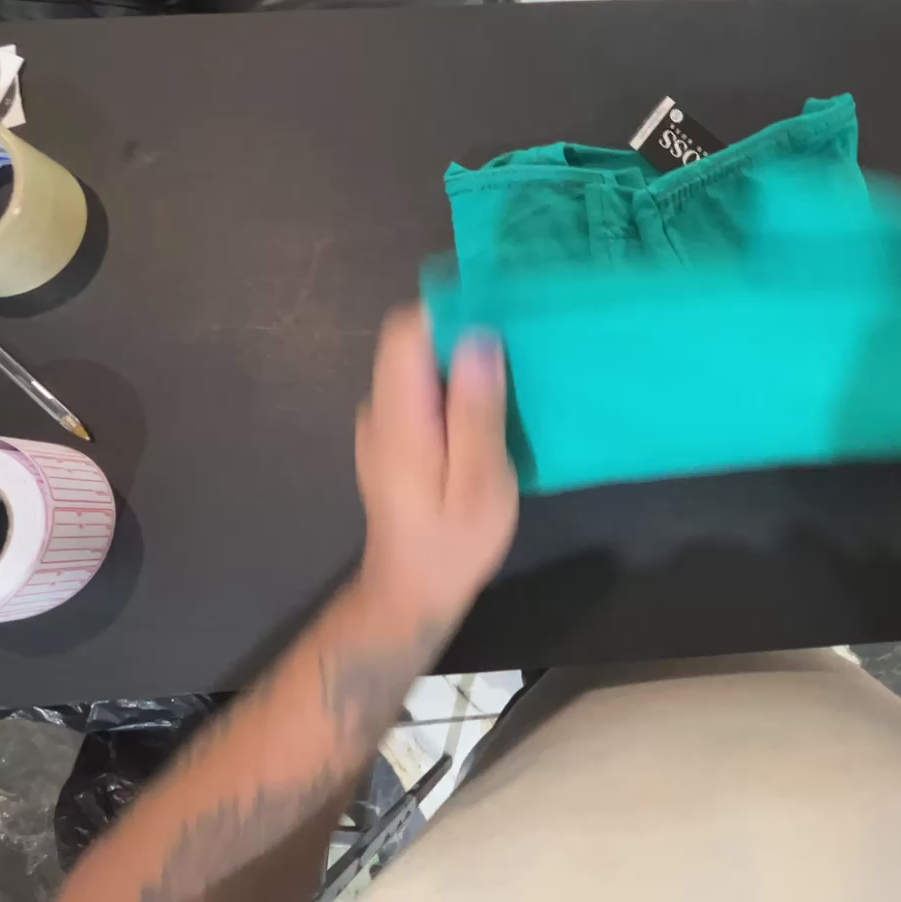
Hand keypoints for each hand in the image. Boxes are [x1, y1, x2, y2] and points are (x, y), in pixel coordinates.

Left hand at [354, 305, 517, 620]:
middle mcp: (380, 409)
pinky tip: (487, 410)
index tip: (500, 309)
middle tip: (519, 346)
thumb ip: (477, 411)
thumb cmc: (452, 543)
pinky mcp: (394, 435)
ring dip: (463, 361)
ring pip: (421, 365)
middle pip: (415, 344)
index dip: (450, 310)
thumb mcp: (479, 482)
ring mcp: (383, 422)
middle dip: (464, 334)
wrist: (412, 592)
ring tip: (511, 375)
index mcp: (398, 416)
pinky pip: (423, 390)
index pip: (407, 332)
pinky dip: (455, 387)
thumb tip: (478, 341)